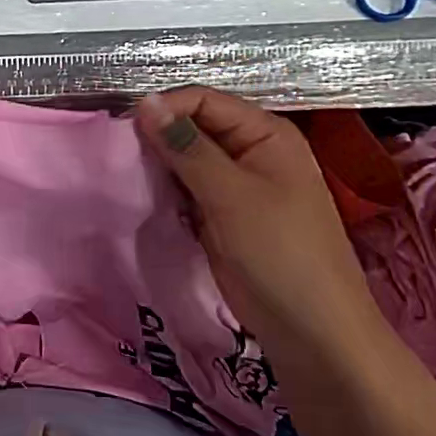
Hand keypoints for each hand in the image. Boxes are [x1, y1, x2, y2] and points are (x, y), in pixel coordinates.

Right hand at [135, 88, 383, 354]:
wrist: (313, 335)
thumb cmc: (281, 255)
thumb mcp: (230, 195)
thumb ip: (186, 146)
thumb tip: (145, 101)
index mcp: (265, 133)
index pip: (202, 100)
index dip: (165, 109)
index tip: (124, 130)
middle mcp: (250, 150)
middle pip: (192, 126)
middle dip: (158, 137)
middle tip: (121, 156)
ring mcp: (235, 184)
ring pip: (184, 158)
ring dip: (158, 165)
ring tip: (129, 177)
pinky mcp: (221, 214)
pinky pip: (185, 188)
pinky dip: (165, 190)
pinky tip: (144, 198)